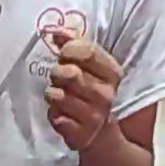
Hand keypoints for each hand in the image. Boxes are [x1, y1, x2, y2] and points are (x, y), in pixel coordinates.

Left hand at [45, 27, 122, 151]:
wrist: (99, 133)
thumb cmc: (91, 92)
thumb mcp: (90, 66)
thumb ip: (74, 44)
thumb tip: (54, 30)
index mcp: (113, 73)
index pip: (88, 52)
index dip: (69, 49)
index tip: (63, 54)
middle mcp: (106, 95)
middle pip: (71, 73)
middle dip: (57, 72)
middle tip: (58, 77)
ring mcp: (94, 117)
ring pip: (59, 96)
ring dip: (52, 94)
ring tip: (57, 96)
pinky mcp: (80, 135)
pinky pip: (55, 117)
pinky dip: (53, 113)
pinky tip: (60, 113)